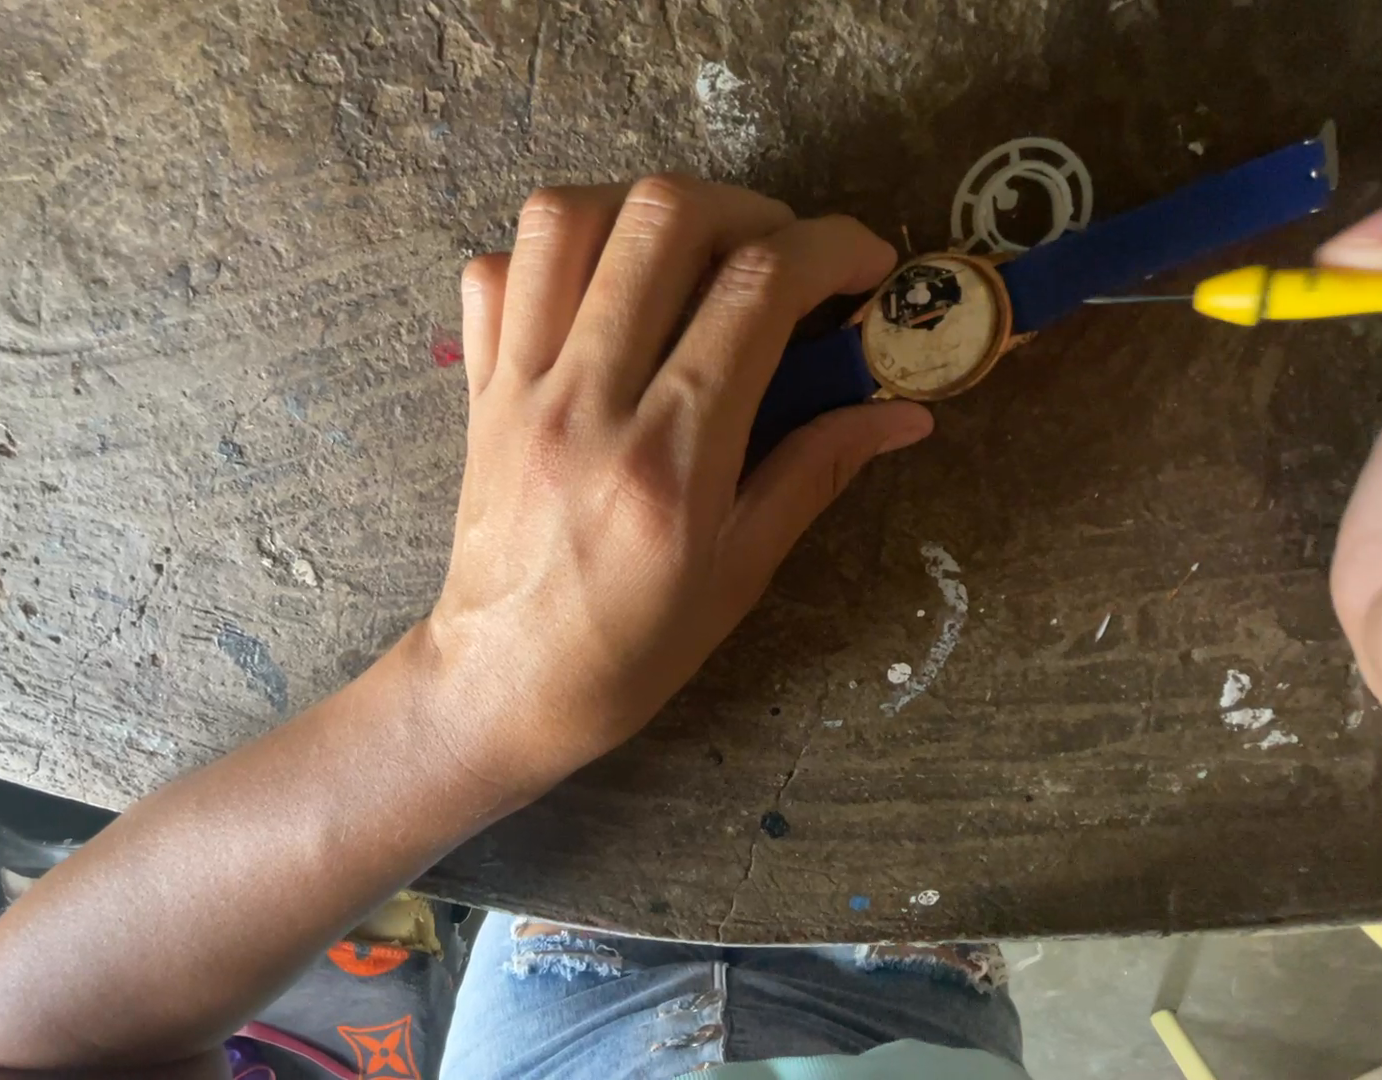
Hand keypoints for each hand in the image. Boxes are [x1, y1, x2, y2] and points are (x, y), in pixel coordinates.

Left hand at [413, 175, 932, 791]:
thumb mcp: (740, 573)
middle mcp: (589, 400)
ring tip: (685, 254)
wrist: (503, 684)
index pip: (757, 287)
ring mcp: (519, 388)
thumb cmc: (630, 650)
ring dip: (640, 208)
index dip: (831, 245)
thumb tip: (903, 412)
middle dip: (745, 208)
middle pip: (661, 219)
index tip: (864, 266)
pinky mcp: (477, 393)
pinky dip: (547, 257)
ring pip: (563, 220)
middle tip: (778, 256)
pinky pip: (490, 276)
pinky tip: (593, 295)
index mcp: (672, 455)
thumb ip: (816, 472)